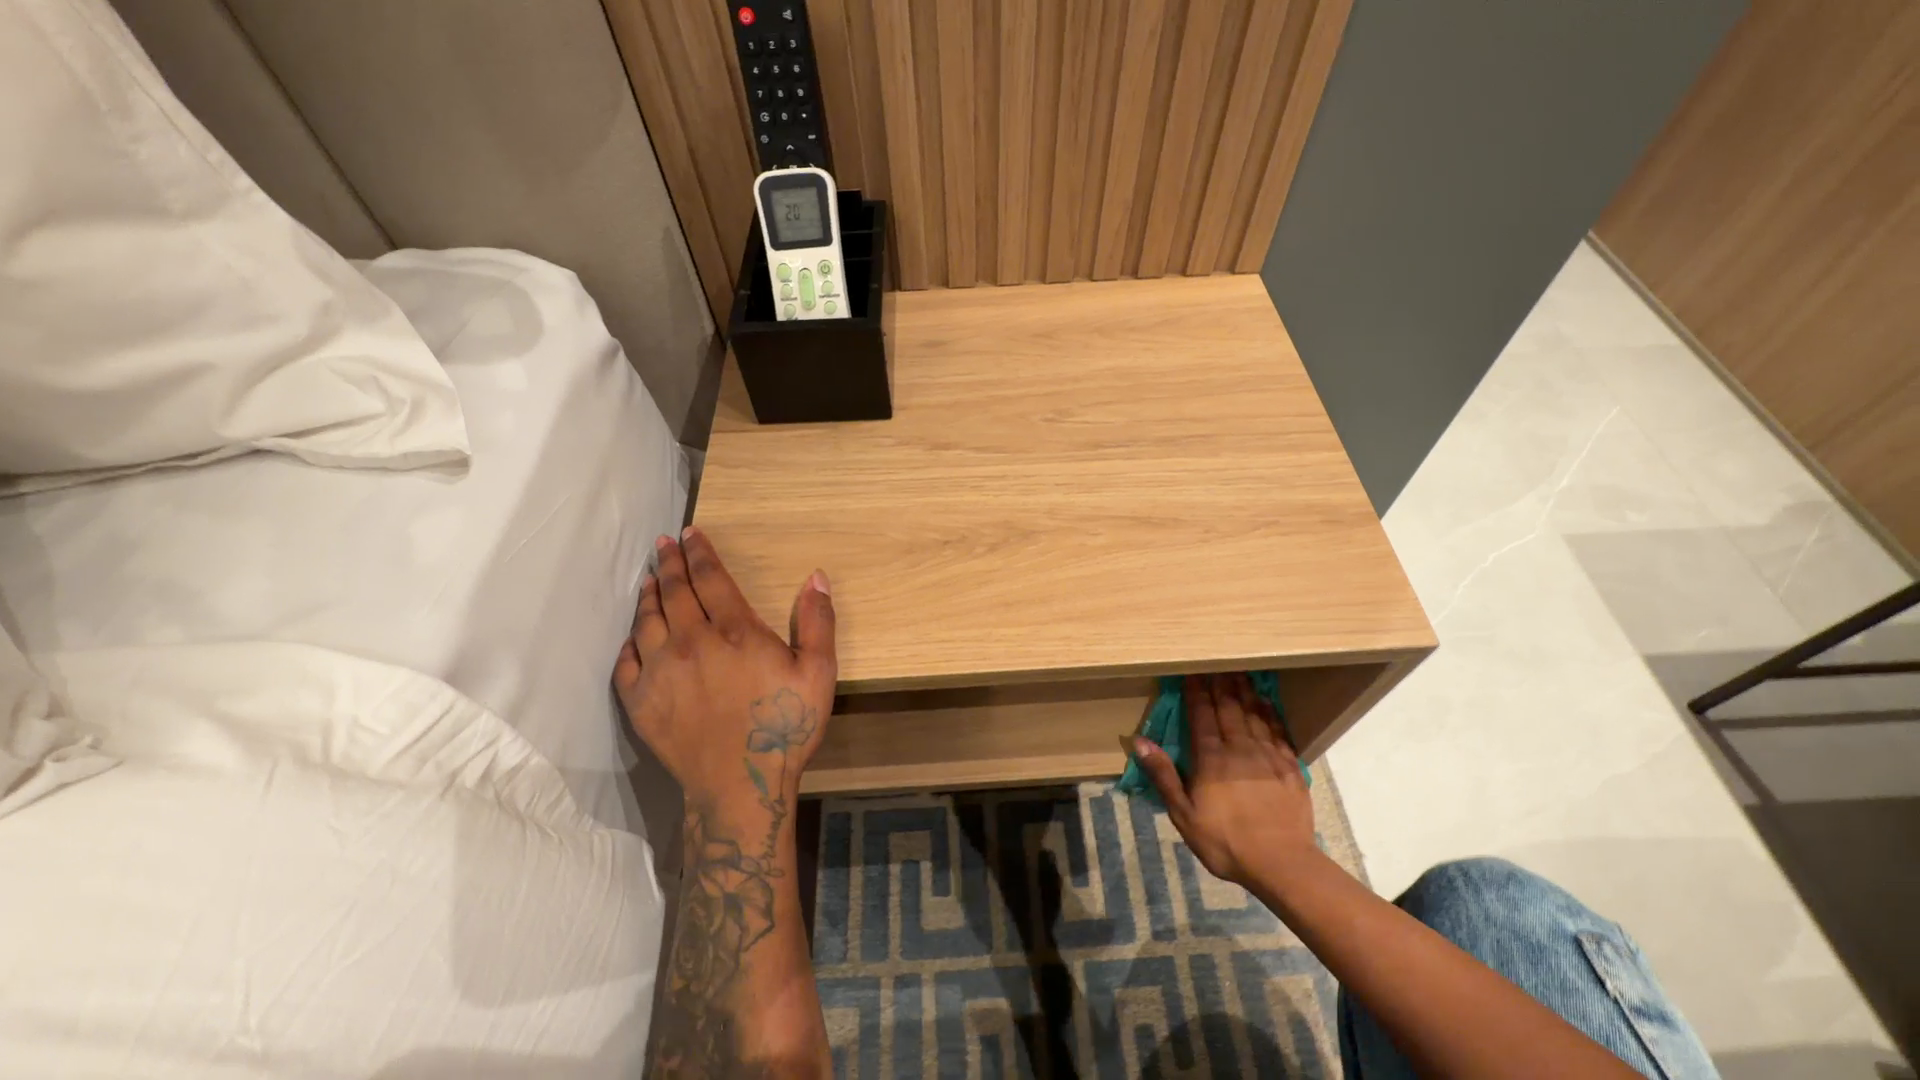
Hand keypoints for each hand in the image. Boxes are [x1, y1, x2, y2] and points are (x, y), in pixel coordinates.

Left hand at [613, 527, 835, 815]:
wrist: (740, 785)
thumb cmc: (784, 727)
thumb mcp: (819, 673)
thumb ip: (817, 622)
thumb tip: (816, 577)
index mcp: (734, 631)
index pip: (710, 577)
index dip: (700, 552)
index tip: (690, 532)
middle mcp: (691, 641)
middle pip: (674, 591)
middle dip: (669, 563)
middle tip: (663, 544)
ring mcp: (660, 671)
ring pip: (646, 619)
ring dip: (648, 594)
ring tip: (648, 579)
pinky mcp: (640, 701)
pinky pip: (626, 660)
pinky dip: (629, 641)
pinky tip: (635, 634)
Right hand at [1132, 673, 1317, 887]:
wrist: (1281, 862)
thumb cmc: (1225, 842)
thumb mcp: (1184, 814)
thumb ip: (1164, 775)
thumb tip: (1140, 741)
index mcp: (1211, 758)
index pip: (1201, 715)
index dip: (1195, 691)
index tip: (1191, 672)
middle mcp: (1240, 748)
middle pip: (1228, 708)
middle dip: (1220, 684)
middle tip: (1216, 663)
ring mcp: (1269, 756)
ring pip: (1254, 714)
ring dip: (1244, 691)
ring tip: (1239, 672)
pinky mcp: (1290, 767)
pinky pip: (1278, 731)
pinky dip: (1270, 713)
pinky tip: (1266, 704)